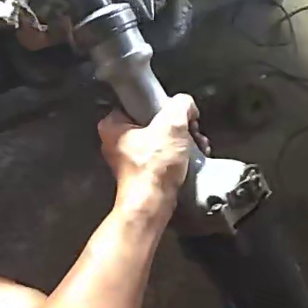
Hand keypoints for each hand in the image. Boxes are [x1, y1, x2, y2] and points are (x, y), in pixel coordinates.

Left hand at [98, 95, 197, 217]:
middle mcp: (117, 142)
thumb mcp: (173, 124)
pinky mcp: (143, 174)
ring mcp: (130, 160)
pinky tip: (190, 160)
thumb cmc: (153, 169)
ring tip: (194, 146)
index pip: (141, 103)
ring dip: (182, 142)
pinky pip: (164, 157)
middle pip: (155, 122)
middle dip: (178, 127)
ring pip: (162, 140)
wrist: (152, 205)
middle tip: (189, 132)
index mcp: (112, 125)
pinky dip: (178, 157)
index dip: (163, 106)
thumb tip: (187, 105)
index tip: (176, 114)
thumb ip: (181, 104)